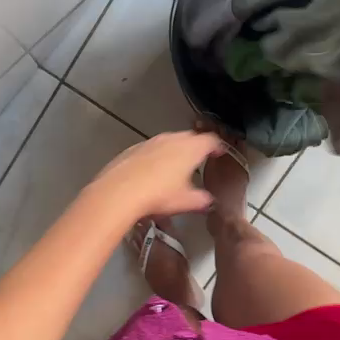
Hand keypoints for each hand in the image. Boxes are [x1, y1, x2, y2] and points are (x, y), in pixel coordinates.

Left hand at [82, 130, 223, 224]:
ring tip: (175, 166)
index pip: (210, 140)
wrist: (119, 191)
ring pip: (168, 141)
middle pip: (189, 137)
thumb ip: (201, 199)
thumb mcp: (185, 201)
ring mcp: (150, 142)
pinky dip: (156, 156)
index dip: (217, 146)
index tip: (219, 153)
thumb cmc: (159, 195)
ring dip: (174, 150)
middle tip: (198, 159)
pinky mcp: (133, 148)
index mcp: (190, 148)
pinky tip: (152, 172)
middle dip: (195, 146)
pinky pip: (150, 149)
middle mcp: (171, 139)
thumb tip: (208, 201)